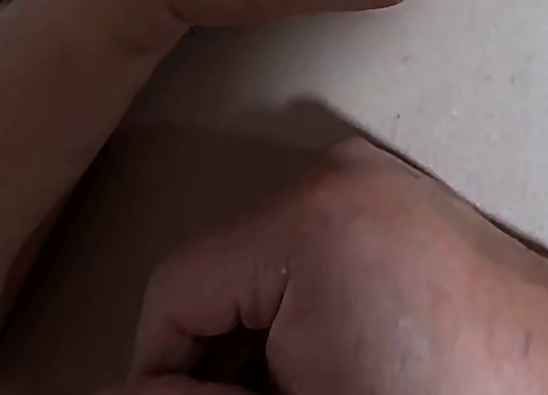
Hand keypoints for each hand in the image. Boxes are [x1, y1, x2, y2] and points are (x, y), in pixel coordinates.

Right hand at [112, 139, 547, 394]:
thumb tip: (139, 393)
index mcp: (310, 216)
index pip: (176, 288)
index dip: (165, 374)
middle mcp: (343, 175)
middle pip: (227, 271)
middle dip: (227, 355)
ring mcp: (380, 182)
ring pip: (273, 264)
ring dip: (269, 337)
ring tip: (321, 387)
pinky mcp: (407, 202)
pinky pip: (325, 254)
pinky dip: (315, 311)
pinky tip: (352, 361)